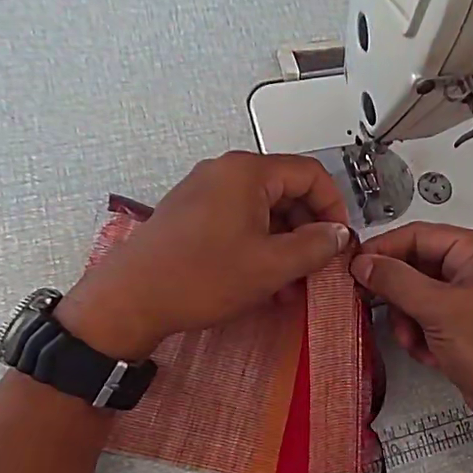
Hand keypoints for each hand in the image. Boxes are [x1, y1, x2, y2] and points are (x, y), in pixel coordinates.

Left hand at [58, 152, 350, 358]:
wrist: (132, 300)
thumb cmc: (198, 277)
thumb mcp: (272, 265)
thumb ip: (316, 246)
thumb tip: (338, 235)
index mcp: (246, 173)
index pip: (310, 174)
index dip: (335, 207)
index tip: (340, 238)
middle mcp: (225, 173)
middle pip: (288, 192)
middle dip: (310, 230)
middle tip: (320, 263)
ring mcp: (206, 194)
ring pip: (266, 212)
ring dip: (287, 245)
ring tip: (294, 283)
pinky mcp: (194, 216)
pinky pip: (242, 224)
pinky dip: (262, 248)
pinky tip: (267, 282)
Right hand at [350, 223, 472, 424]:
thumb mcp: (440, 309)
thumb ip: (396, 281)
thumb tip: (367, 263)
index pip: (419, 235)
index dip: (384, 250)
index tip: (356, 267)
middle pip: (415, 267)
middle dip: (399, 296)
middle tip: (380, 307)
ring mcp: (471, 298)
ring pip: (417, 297)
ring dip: (408, 321)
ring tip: (416, 339)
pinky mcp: (465, 326)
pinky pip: (428, 320)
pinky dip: (422, 336)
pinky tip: (430, 352)